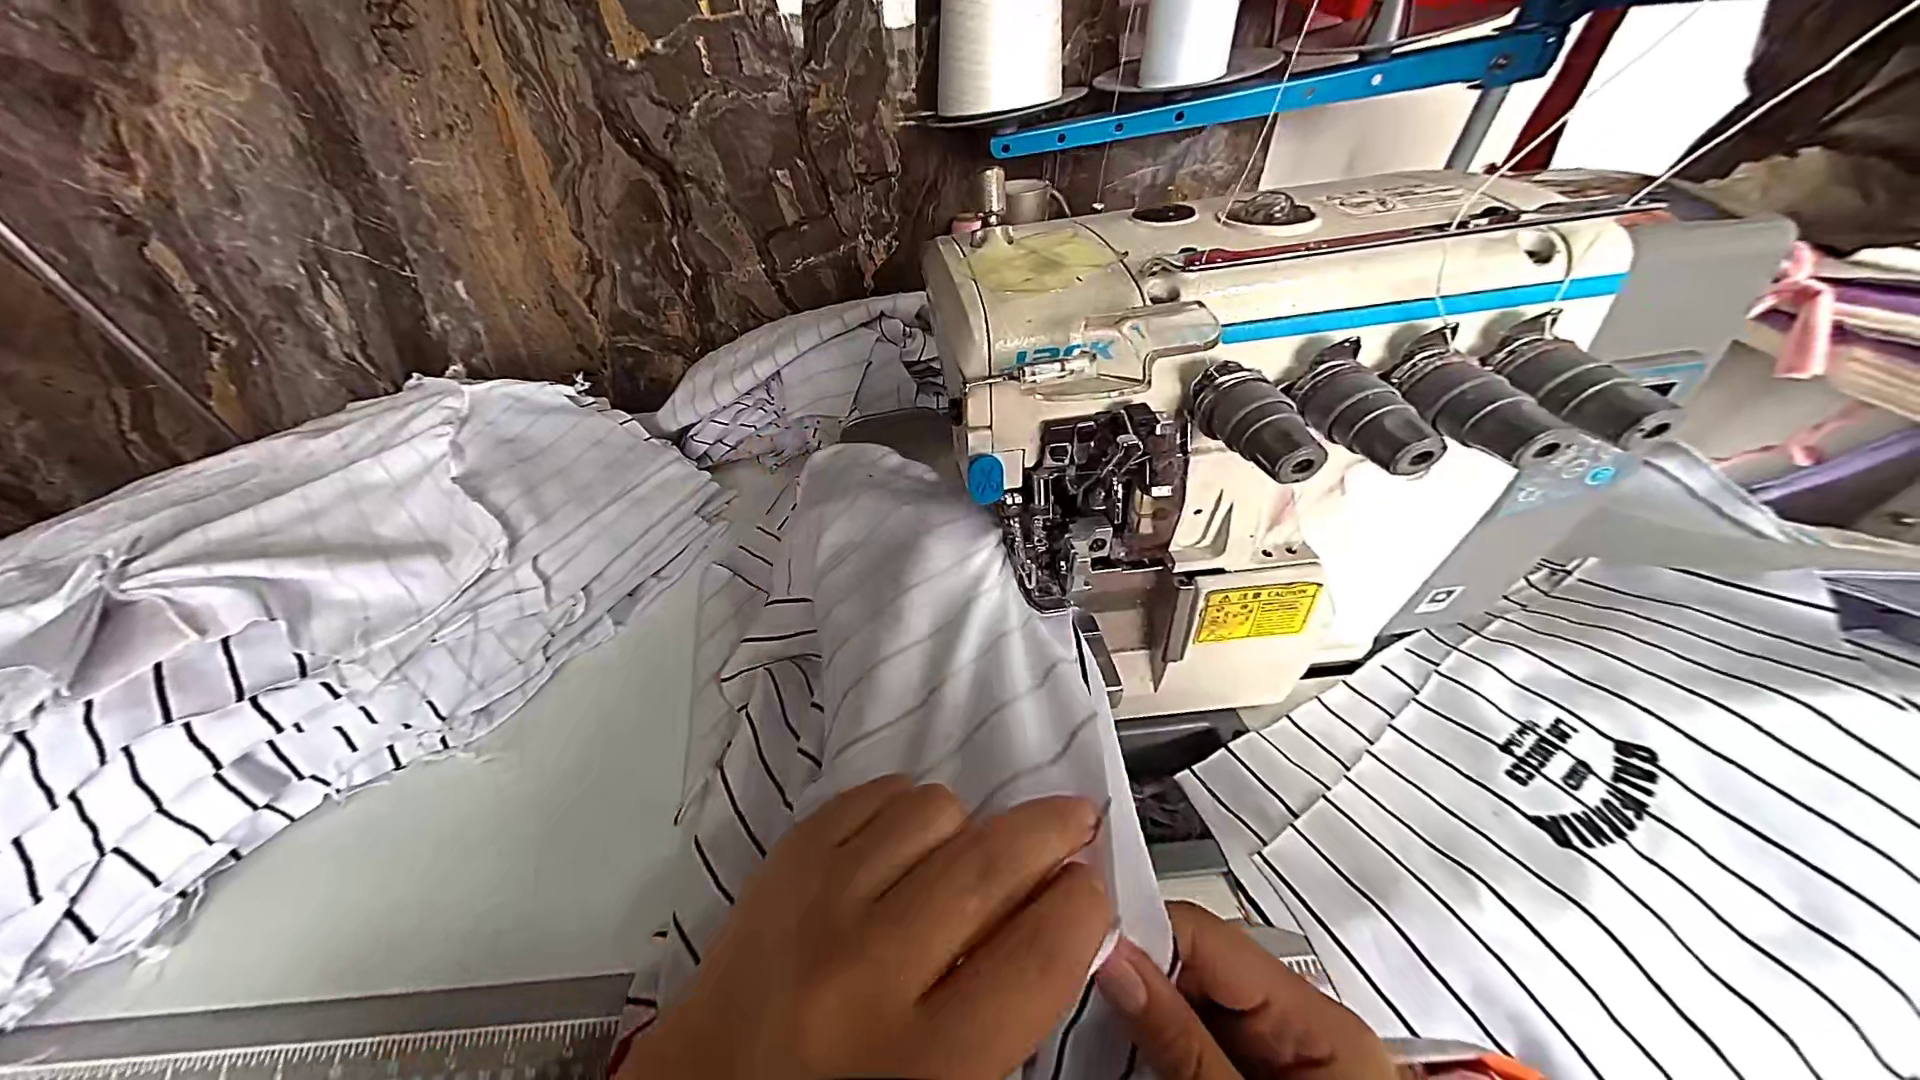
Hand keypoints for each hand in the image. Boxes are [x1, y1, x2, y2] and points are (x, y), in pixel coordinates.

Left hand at [622, 775, 1112, 1079]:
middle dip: (1052, 829)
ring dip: (968, 823)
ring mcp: (817, 901)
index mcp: (920, 1063)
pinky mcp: (785, 858)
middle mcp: (866, 972)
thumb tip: (1061, 910)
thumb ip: (1009, 1007)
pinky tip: (907, 840)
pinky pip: (876, 793)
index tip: (1088, 887)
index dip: (1082, 907)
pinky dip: (908, 805)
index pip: (1036, 958)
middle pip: (989, 864)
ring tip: (963, 853)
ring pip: (933, 810)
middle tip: (1075, 818)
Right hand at [1094, 900, 1395, 1079]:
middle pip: (1195, 963)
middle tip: (1076, 1000)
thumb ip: (1181, 1042)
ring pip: (1185, 999)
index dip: (1142, 934)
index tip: (1082, 952)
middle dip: (1135, 977)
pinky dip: (1154, 1043)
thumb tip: (1113, 958)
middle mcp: (1299, 1023)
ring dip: (1138, 1012)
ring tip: (1092, 1031)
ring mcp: (1275, 1052)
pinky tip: (1120, 1056)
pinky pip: (1191, 1035)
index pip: (1208, 935)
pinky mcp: (1250, 1075)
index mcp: (1319, 1024)